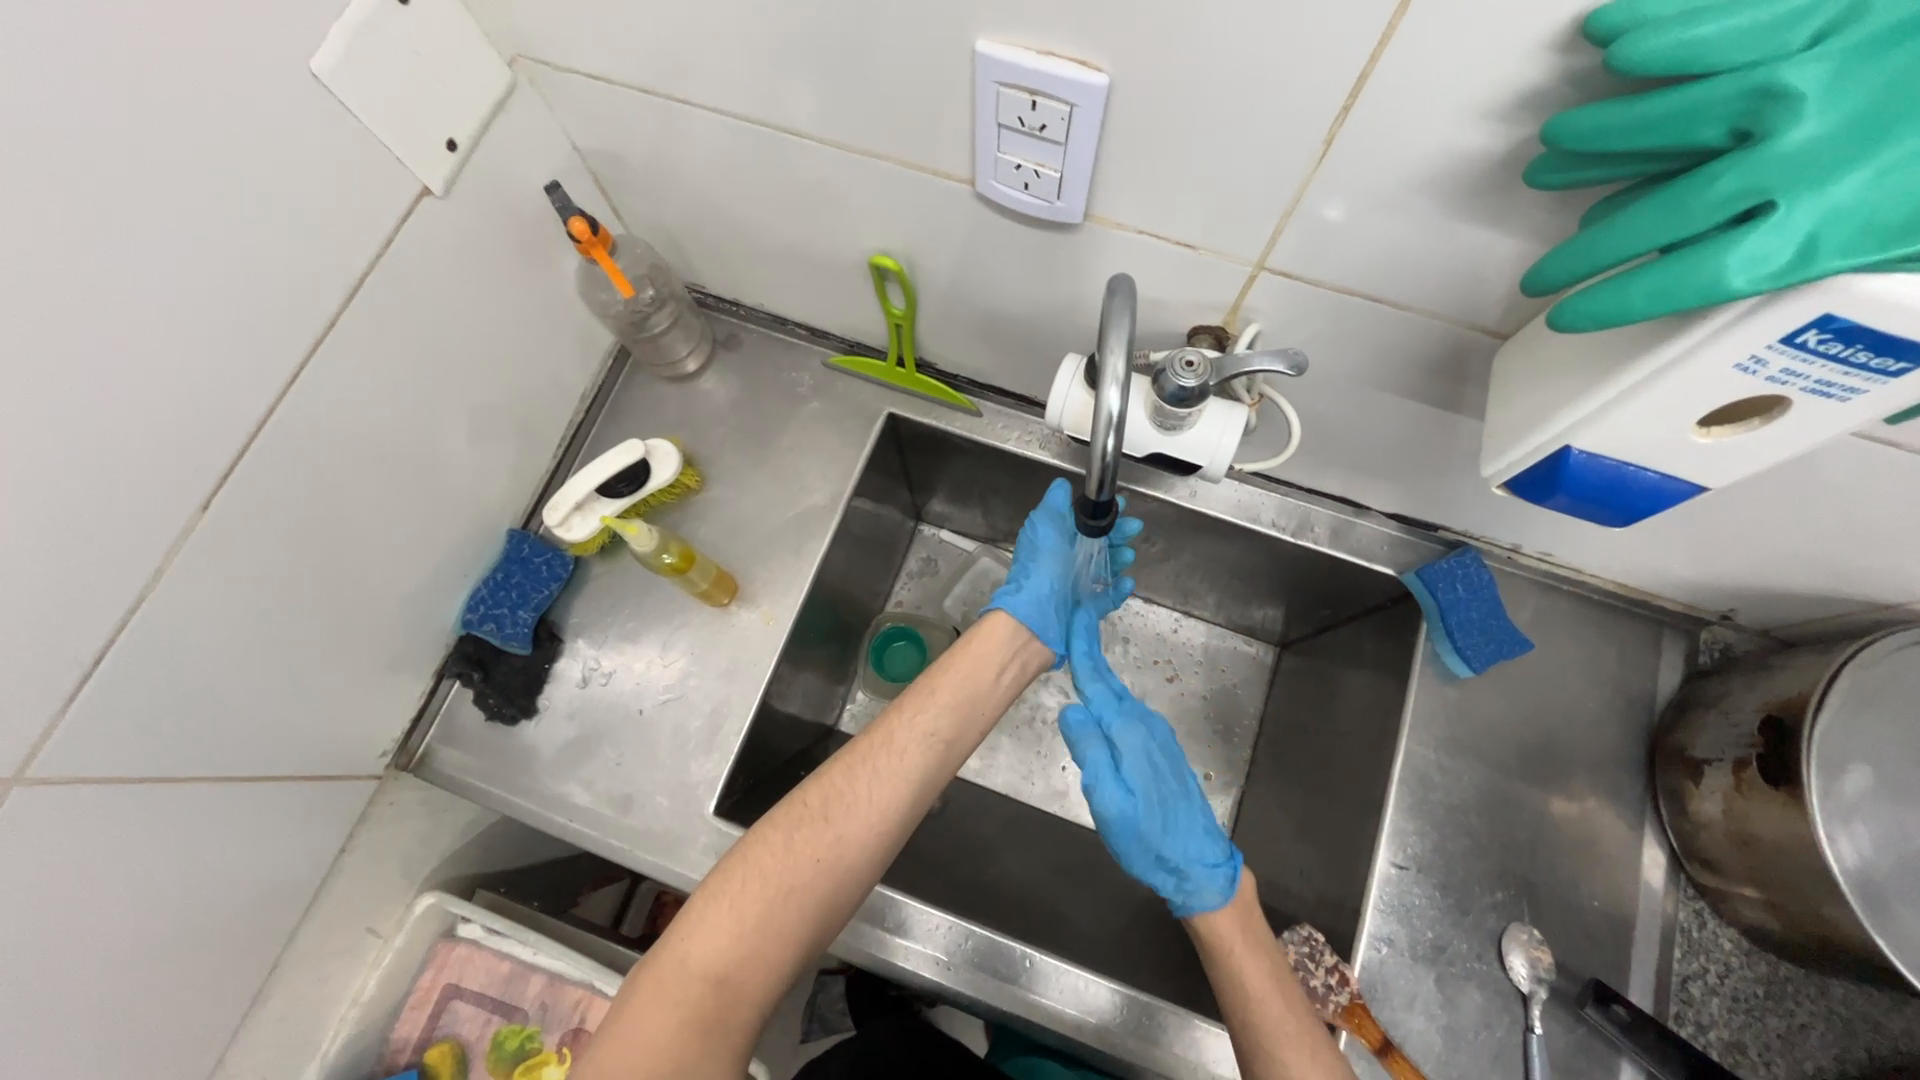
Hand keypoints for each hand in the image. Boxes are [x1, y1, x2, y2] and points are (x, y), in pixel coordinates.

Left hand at [983, 477, 1140, 665]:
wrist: (1037, 618)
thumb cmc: (1042, 567)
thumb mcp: (1045, 524)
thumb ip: (1056, 504)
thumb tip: (1063, 485)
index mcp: (1052, 539)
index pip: (1080, 521)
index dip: (1100, 512)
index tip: (1121, 505)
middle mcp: (1062, 562)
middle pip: (1095, 543)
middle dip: (1116, 533)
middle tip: (1134, 527)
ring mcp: (1074, 586)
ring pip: (1102, 568)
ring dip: (1119, 558)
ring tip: (1128, 554)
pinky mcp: (1084, 610)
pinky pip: (1106, 597)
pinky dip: (1117, 589)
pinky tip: (1126, 582)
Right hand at [1059, 607, 1243, 916]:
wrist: (1197, 863)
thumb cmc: (1146, 838)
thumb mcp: (1108, 800)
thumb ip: (1090, 752)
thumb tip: (1070, 708)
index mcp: (1128, 733)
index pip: (1099, 681)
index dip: (1084, 647)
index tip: (1076, 612)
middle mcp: (1145, 725)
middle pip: (1109, 683)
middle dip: (1089, 651)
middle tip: (1071, 621)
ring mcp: (1156, 736)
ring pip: (1118, 697)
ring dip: (1098, 674)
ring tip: (1076, 655)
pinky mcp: (1160, 749)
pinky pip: (1127, 712)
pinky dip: (1109, 696)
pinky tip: (1099, 701)